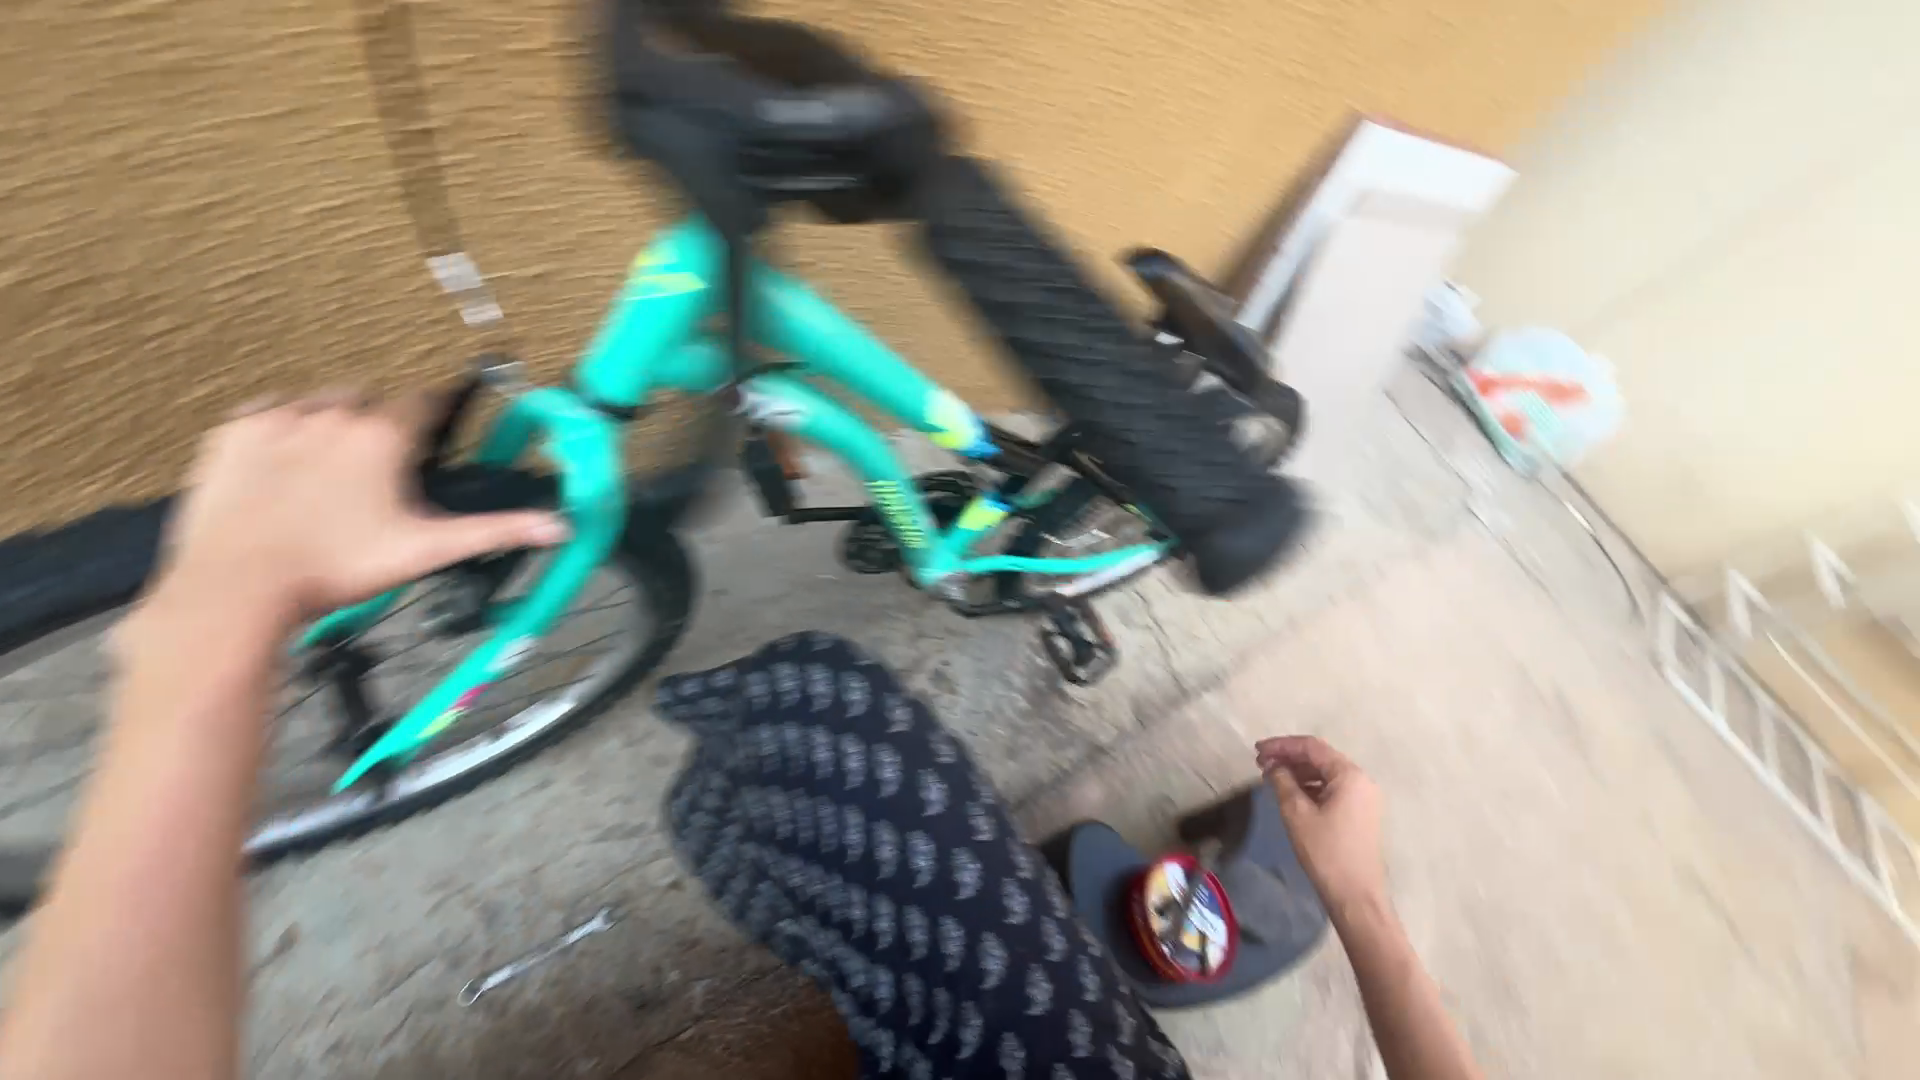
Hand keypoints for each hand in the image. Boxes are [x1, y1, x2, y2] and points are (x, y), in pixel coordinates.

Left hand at [131, 387, 567, 636]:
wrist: (238, 586)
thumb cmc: (343, 566)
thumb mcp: (429, 550)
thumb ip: (496, 531)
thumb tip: (560, 527)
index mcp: (384, 435)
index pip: (426, 399)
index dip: (442, 409)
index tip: (446, 425)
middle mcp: (332, 414)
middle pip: (373, 396)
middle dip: (387, 418)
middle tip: (390, 464)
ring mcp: (276, 421)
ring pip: (321, 400)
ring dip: (338, 417)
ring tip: (341, 459)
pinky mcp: (230, 435)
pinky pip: (268, 409)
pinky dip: (285, 422)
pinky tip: (290, 454)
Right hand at [1256, 735, 1387, 912]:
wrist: (1355, 895)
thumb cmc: (1326, 851)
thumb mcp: (1296, 812)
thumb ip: (1282, 781)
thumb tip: (1274, 766)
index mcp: (1349, 776)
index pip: (1311, 747)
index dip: (1282, 745)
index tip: (1257, 750)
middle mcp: (1361, 780)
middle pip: (1320, 757)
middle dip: (1289, 757)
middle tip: (1261, 763)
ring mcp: (1364, 797)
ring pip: (1326, 773)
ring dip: (1299, 771)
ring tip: (1272, 777)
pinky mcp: (1361, 812)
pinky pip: (1333, 788)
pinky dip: (1311, 785)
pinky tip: (1291, 792)